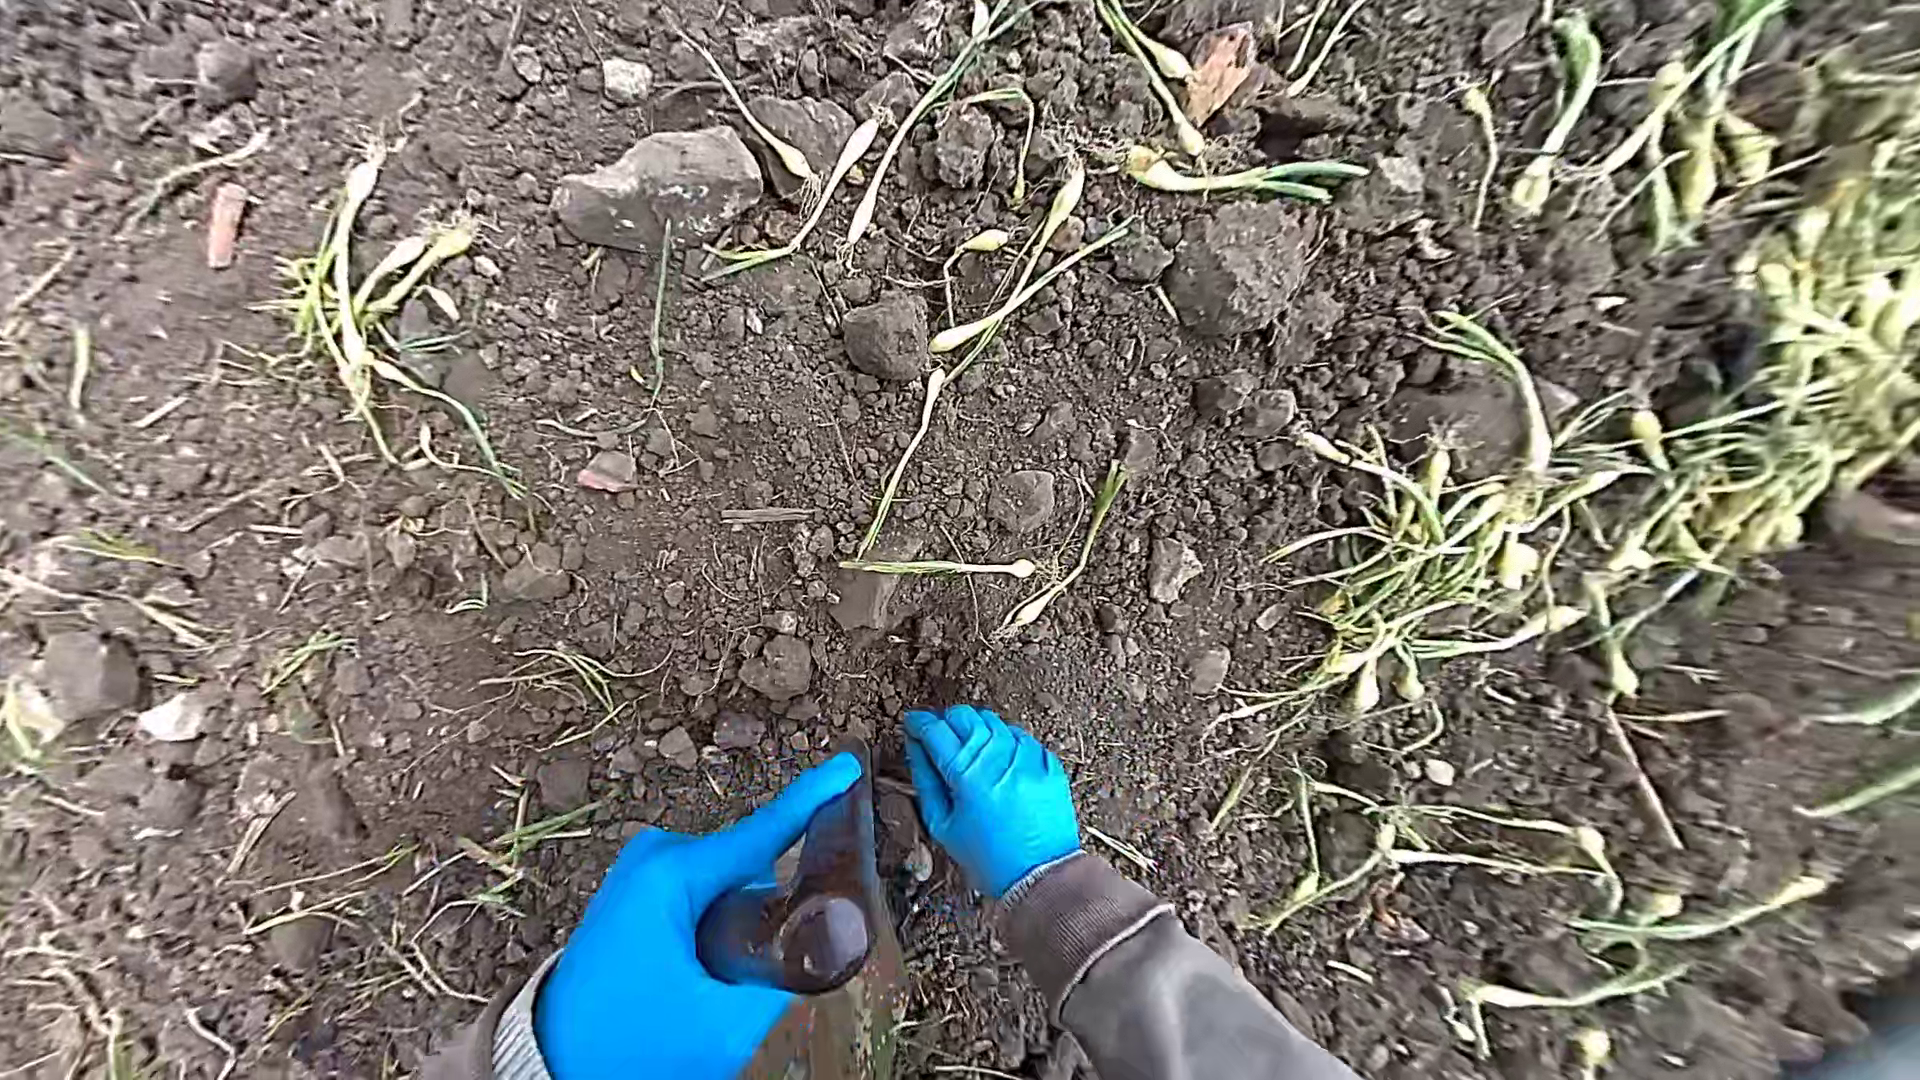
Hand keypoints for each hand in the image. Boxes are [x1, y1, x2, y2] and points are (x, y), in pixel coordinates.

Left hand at [534, 753, 861, 1079]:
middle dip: (767, 896)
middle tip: (748, 958)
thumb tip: (815, 938)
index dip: (813, 798)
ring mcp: (643, 863)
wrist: (545, 1071)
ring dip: (739, 906)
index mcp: (673, 877)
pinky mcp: (637, 878)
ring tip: (709, 968)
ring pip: (727, 870)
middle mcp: (657, 854)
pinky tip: (698, 952)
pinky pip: (702, 877)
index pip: (764, 832)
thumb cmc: (629, 1050)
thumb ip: (780, 974)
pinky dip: (717, 903)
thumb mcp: (723, 1026)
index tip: (849, 766)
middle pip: (749, 857)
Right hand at [905, 705, 1079, 896]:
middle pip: (963, 715)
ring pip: (991, 719)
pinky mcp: (1045, 760)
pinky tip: (998, 759)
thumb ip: (925, 780)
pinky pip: (1018, 734)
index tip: (914, 722)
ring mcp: (1024, 756)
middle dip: (946, 720)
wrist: (1041, 876)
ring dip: (974, 727)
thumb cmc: (990, 859)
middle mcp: (996, 758)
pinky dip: (1003, 739)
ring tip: (970, 751)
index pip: (934, 729)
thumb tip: (915, 747)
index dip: (918, 722)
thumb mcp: (943, 826)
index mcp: (966, 775)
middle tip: (941, 737)